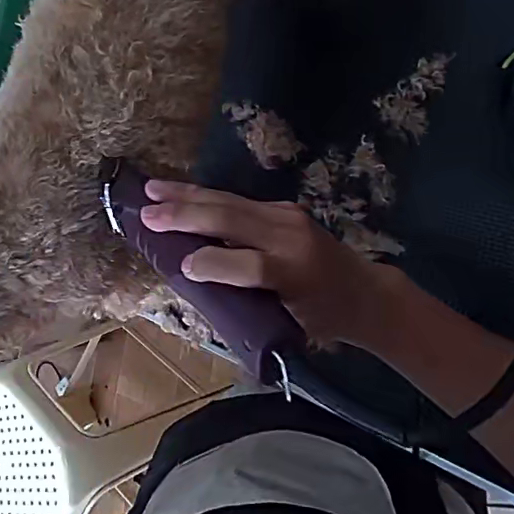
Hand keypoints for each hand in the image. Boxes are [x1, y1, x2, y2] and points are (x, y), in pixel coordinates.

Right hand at [139, 180, 405, 348]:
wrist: (366, 291)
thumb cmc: (323, 317)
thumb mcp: (287, 324)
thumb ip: (244, 304)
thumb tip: (196, 287)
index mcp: (294, 272)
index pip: (250, 265)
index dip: (214, 265)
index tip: (182, 266)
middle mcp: (290, 236)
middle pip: (232, 219)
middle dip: (186, 215)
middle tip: (148, 213)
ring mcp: (287, 216)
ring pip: (229, 200)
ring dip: (187, 195)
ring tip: (153, 189)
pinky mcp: (283, 207)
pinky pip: (236, 199)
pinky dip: (204, 196)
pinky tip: (180, 192)